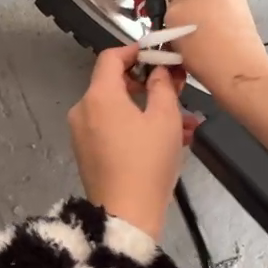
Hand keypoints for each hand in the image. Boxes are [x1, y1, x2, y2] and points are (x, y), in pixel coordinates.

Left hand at [68, 46, 189, 238]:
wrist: (126, 215)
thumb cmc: (148, 163)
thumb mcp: (165, 119)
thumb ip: (163, 86)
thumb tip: (160, 70)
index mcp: (99, 96)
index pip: (111, 57)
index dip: (135, 51)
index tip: (158, 55)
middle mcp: (83, 110)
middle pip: (114, 84)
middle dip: (149, 86)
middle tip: (178, 92)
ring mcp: (82, 133)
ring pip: (118, 110)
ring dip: (149, 111)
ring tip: (185, 126)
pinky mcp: (87, 153)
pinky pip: (112, 129)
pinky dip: (136, 128)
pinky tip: (168, 142)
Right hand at [128, 0, 267, 96]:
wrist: (241, 79)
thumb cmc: (205, 45)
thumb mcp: (175, 15)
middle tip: (144, 6)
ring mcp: (230, 1)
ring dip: (170, 3)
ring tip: (159, 26)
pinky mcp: (232, 20)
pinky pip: (202, 8)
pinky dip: (185, 15)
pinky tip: (176, 37)